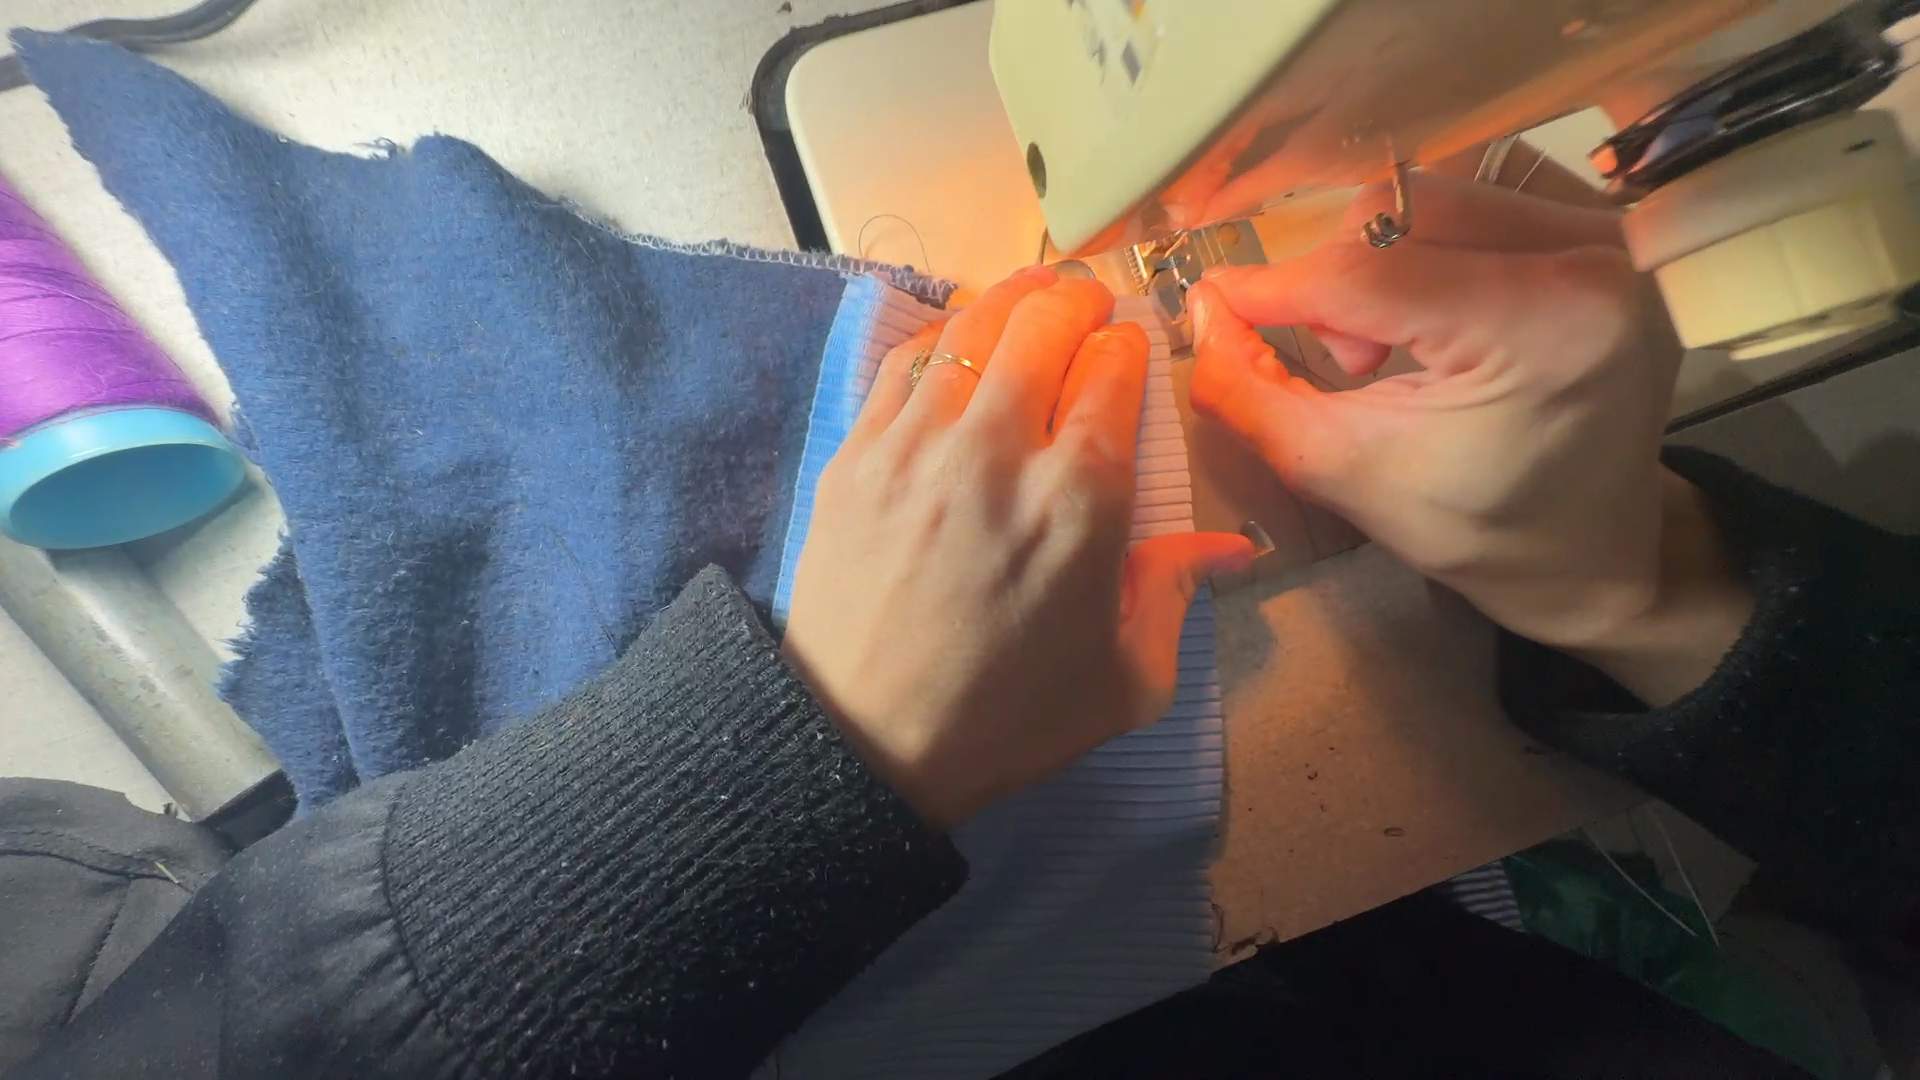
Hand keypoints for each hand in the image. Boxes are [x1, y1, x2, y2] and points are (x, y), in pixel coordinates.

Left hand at [782, 267, 1253, 829]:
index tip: (1127, 354)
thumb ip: (1177, 596)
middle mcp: (998, 453)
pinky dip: (941, 340)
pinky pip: (904, 364)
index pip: (1115, 373)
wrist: (865, 741)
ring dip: (1011, 299)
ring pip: (972, 329)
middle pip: (1044, 325)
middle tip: (1084, 308)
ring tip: (1030, 296)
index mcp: (1078, 503)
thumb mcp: (1124, 682)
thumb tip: (1232, 547)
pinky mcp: (856, 456)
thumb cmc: (1005, 719)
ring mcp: (915, 447)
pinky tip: (957, 345)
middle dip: (1076, 302)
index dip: (1128, 349)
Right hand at [1190, 174, 1749, 703]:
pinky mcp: (1608, 232)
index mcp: (1542, 330)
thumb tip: (1204, 308)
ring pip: (1428, 198)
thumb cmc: (1462, 524)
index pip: (1367, 275)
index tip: (1211, 302)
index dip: (1273, 287)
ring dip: (1372, 265)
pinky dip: (1415, 251)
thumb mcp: (1333, 468)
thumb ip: (1247, 391)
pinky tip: (1426, 314)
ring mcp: (1613, 234)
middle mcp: (1595, 256)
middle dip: (1334, 283)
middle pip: (1396, 215)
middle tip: (1348, 364)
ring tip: (1389, 346)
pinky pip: (1473, 201)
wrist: (1585, 545)